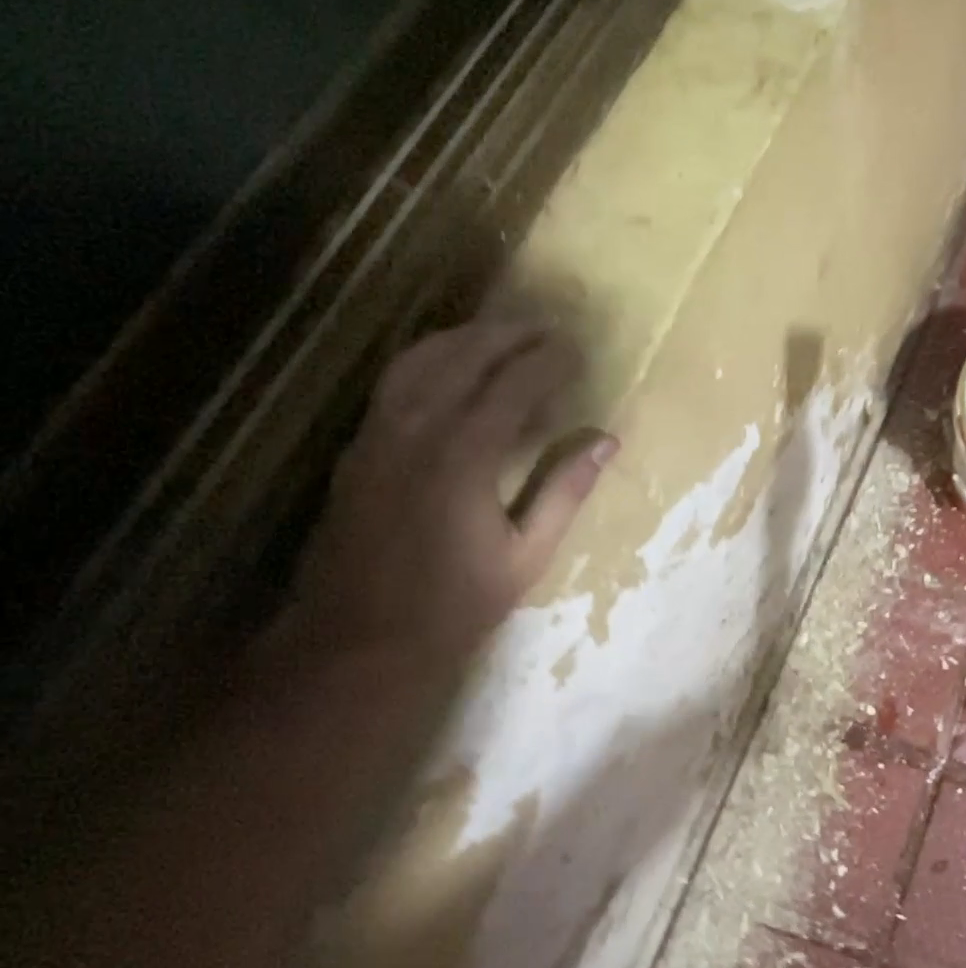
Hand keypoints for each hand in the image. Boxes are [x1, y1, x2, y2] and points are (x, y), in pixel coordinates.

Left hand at [283, 318, 616, 660]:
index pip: (511, 387)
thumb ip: (565, 491)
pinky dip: (429, 359)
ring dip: (463, 338)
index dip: (546, 362)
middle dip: (507, 335)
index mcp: (463, 458)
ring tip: (502, 333)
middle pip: (462, 358)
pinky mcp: (358, 449)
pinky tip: (450, 366)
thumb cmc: (455, 604)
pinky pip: (394, 383)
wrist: (357, 639)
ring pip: (418, 361)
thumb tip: (606, 441)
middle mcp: (415, 432)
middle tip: (546, 328)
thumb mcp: (527, 554)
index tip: (576, 349)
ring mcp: (377, 436)